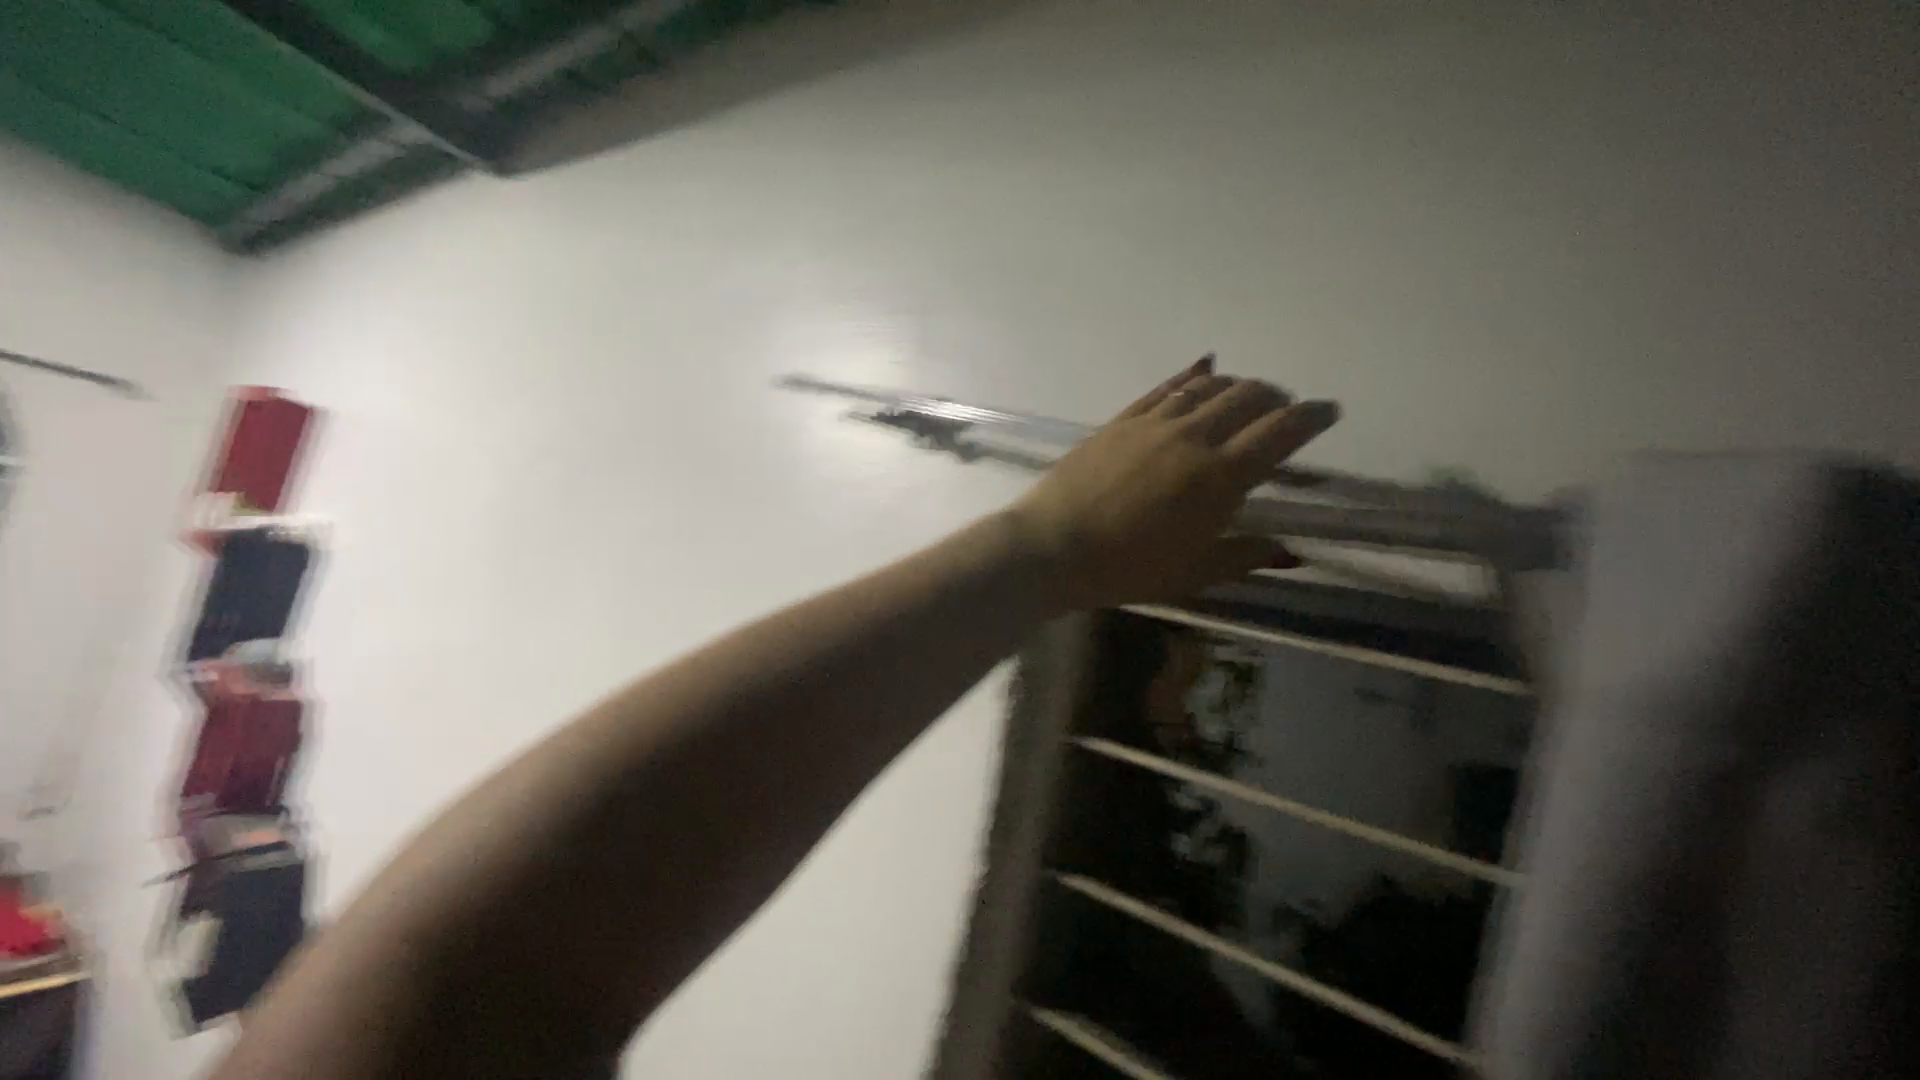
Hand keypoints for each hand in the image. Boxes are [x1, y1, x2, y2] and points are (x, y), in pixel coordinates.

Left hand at [1005, 355, 1339, 610]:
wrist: (1053, 547)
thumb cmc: (1127, 569)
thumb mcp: (1193, 573)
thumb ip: (1244, 555)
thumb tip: (1288, 550)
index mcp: (1220, 477)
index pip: (1279, 433)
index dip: (1310, 417)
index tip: (1328, 410)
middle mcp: (1193, 438)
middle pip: (1248, 398)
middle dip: (1275, 398)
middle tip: (1283, 409)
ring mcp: (1154, 423)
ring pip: (1208, 387)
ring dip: (1237, 384)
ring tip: (1247, 393)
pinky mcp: (1121, 420)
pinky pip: (1165, 388)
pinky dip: (1191, 376)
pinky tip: (1202, 369)